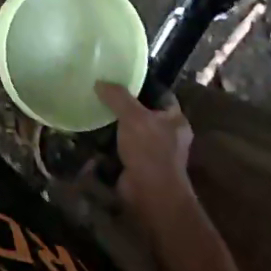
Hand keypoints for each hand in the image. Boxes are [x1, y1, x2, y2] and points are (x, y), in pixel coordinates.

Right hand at [96, 81, 194, 208]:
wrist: (150, 193)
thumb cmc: (149, 150)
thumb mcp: (133, 116)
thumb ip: (117, 97)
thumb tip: (100, 82)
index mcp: (175, 120)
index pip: (161, 95)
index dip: (143, 85)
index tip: (121, 77)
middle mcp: (168, 134)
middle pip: (145, 112)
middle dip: (125, 104)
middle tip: (102, 92)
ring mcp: (154, 151)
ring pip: (132, 129)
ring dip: (116, 123)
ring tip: (95, 109)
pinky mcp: (139, 164)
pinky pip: (123, 145)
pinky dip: (110, 140)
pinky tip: (94, 132)